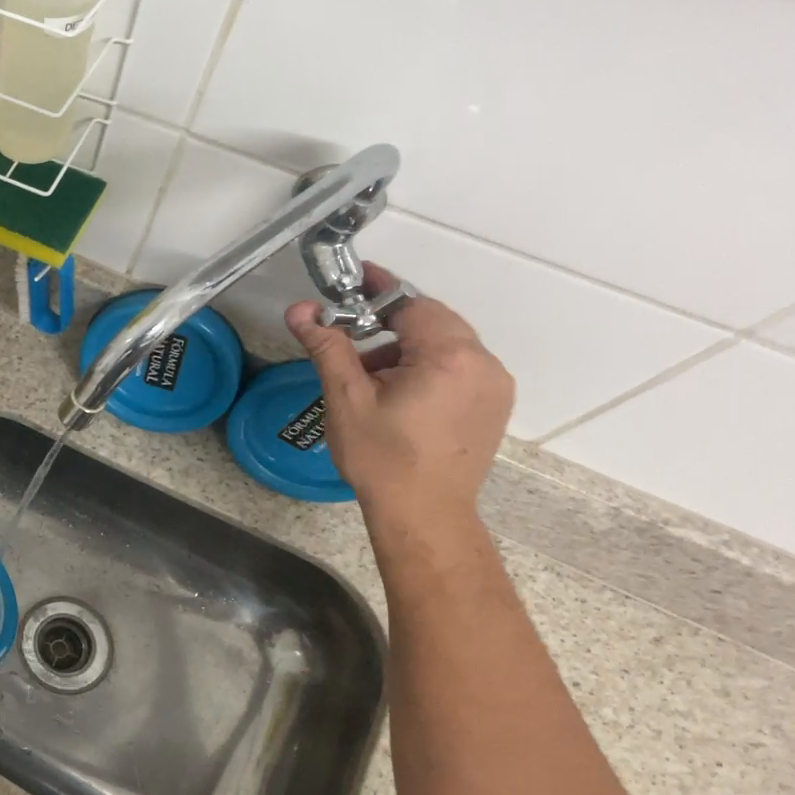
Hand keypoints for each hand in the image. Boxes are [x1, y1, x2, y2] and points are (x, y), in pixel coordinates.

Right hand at [284, 264, 514, 516]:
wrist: (424, 512)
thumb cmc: (381, 457)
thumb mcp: (346, 398)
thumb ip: (328, 347)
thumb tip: (300, 310)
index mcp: (449, 356)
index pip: (412, 305)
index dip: (379, 291)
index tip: (352, 282)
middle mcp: (482, 363)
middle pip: (434, 321)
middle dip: (391, 321)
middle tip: (350, 332)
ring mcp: (494, 385)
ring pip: (447, 345)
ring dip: (408, 346)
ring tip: (368, 372)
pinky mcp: (493, 405)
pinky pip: (460, 368)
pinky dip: (428, 366)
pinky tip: (398, 391)